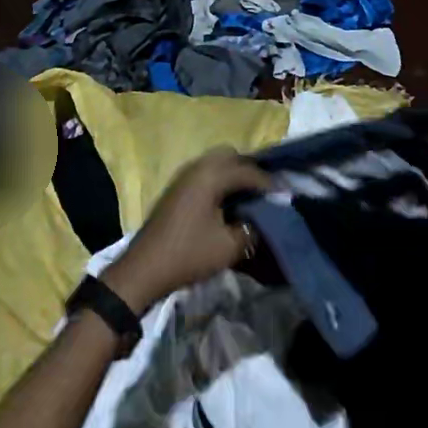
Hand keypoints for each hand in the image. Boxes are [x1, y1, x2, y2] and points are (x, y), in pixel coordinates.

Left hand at [101, 149, 268, 311]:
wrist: (142, 271)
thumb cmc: (187, 255)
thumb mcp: (229, 247)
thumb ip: (252, 229)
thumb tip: (263, 219)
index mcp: (211, 175)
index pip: (248, 171)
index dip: (269, 184)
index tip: (285, 195)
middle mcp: (197, 167)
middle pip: (231, 156)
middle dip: (249, 170)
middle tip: (263, 191)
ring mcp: (183, 176)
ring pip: (216, 162)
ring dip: (233, 174)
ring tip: (248, 196)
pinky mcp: (176, 189)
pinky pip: (205, 173)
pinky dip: (219, 181)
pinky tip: (226, 203)